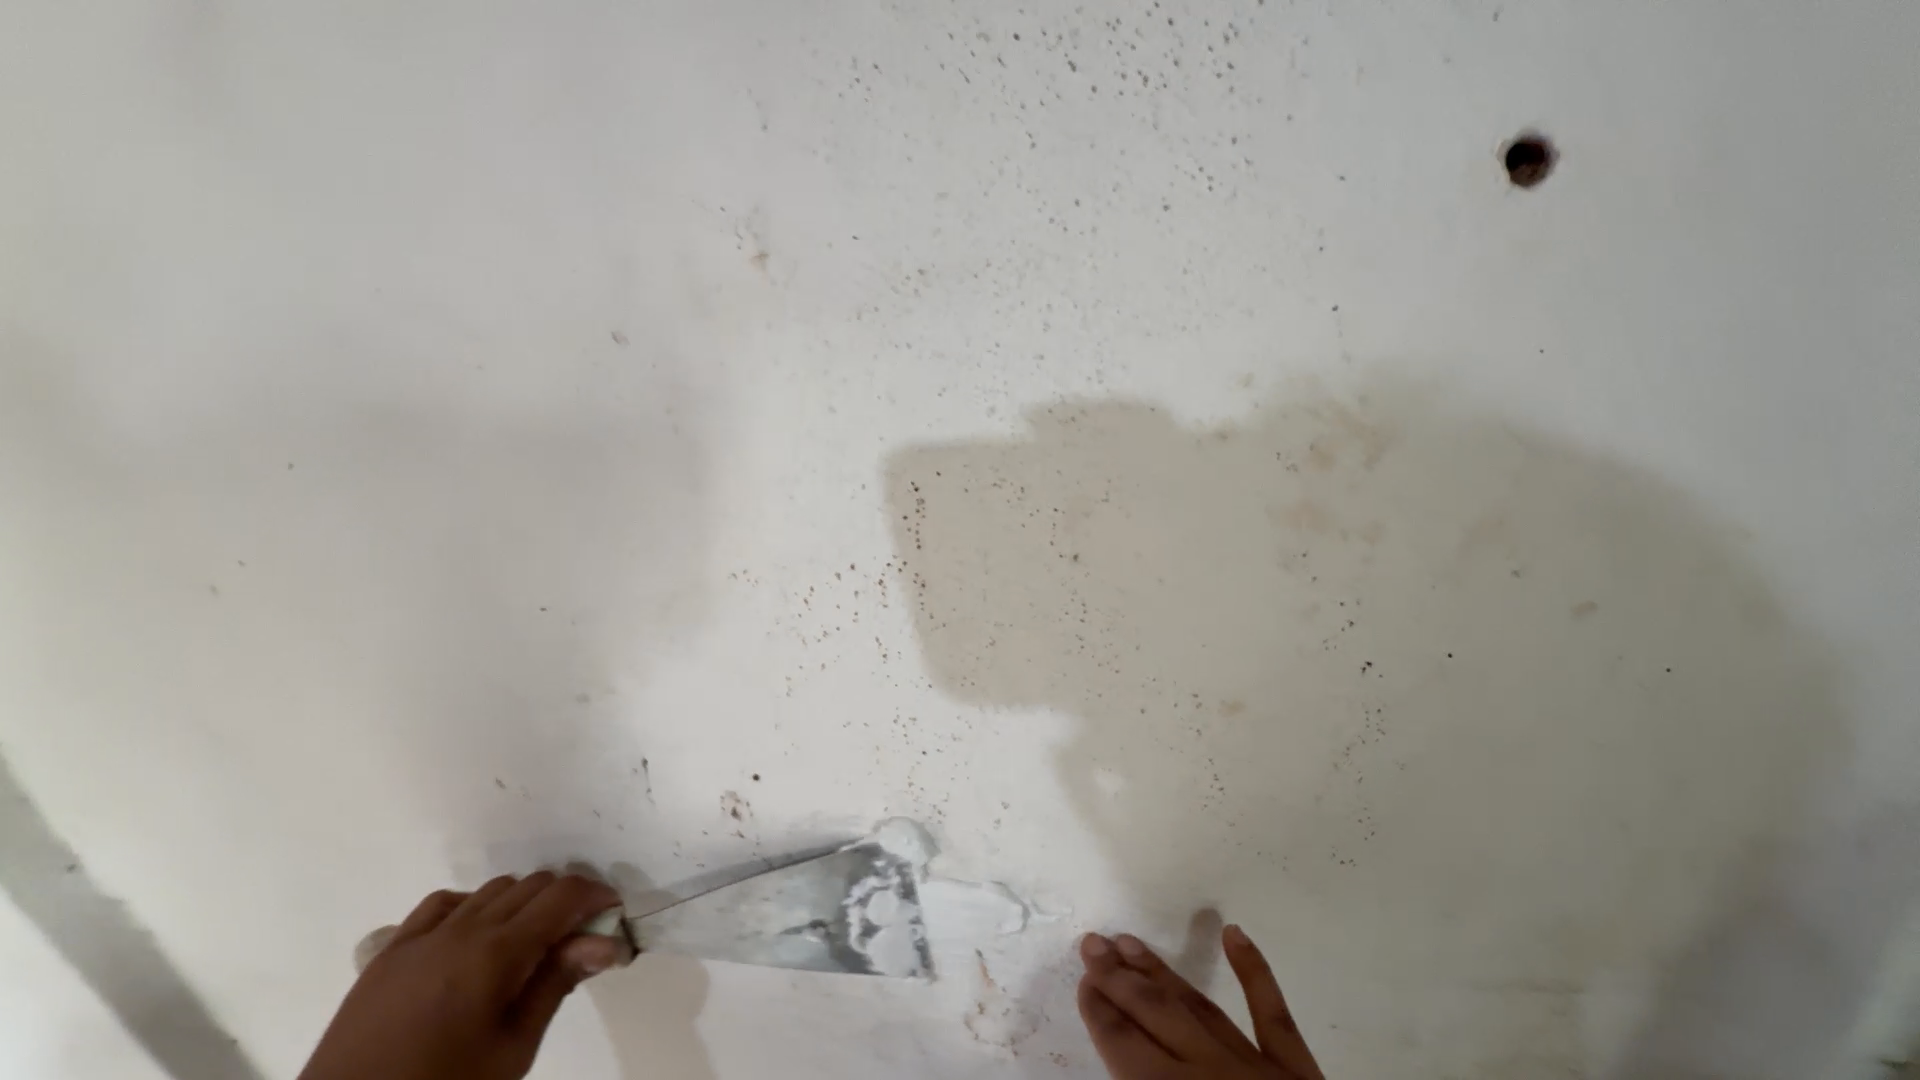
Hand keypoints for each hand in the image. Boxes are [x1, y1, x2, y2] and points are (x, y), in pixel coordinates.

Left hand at [300, 873, 629, 1079]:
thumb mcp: (512, 1049)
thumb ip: (556, 985)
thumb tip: (603, 943)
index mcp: (497, 953)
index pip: (564, 896)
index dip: (597, 897)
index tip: (613, 917)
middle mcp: (462, 929)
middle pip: (532, 885)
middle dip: (564, 902)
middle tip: (576, 942)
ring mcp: (421, 936)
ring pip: (492, 890)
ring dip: (521, 904)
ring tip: (527, 946)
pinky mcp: (389, 951)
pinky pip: (442, 904)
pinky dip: (472, 907)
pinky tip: (474, 938)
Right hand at [1077, 924, 1324, 1079]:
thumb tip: (1122, 1073)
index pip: (1124, 1046)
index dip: (1100, 1011)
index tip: (1084, 982)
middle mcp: (1208, 1071)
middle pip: (1153, 1013)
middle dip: (1117, 977)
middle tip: (1092, 943)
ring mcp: (1255, 1064)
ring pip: (1196, 1004)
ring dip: (1160, 971)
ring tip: (1130, 941)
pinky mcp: (1297, 1067)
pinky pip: (1272, 1012)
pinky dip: (1254, 970)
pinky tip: (1234, 933)